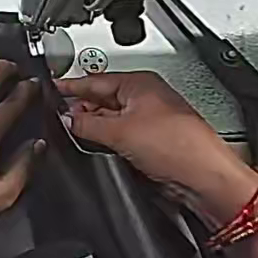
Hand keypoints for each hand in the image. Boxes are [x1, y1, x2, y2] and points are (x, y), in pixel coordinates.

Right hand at [56, 71, 257, 222]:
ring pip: (109, 117)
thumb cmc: (179, 145)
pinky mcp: (151, 139)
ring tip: (76, 132)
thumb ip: (85, 123)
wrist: (205, 178)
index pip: (94, 79)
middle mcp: (145, 97)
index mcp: (139, 82)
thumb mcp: (118, 131)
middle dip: (81, 107)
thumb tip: (67, 118)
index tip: (52, 89)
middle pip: (101, 97)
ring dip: (93, 125)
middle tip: (60, 116)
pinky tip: (97, 145)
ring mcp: (149, 118)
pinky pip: (119, 133)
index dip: (71, 85)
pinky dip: (106, 138)